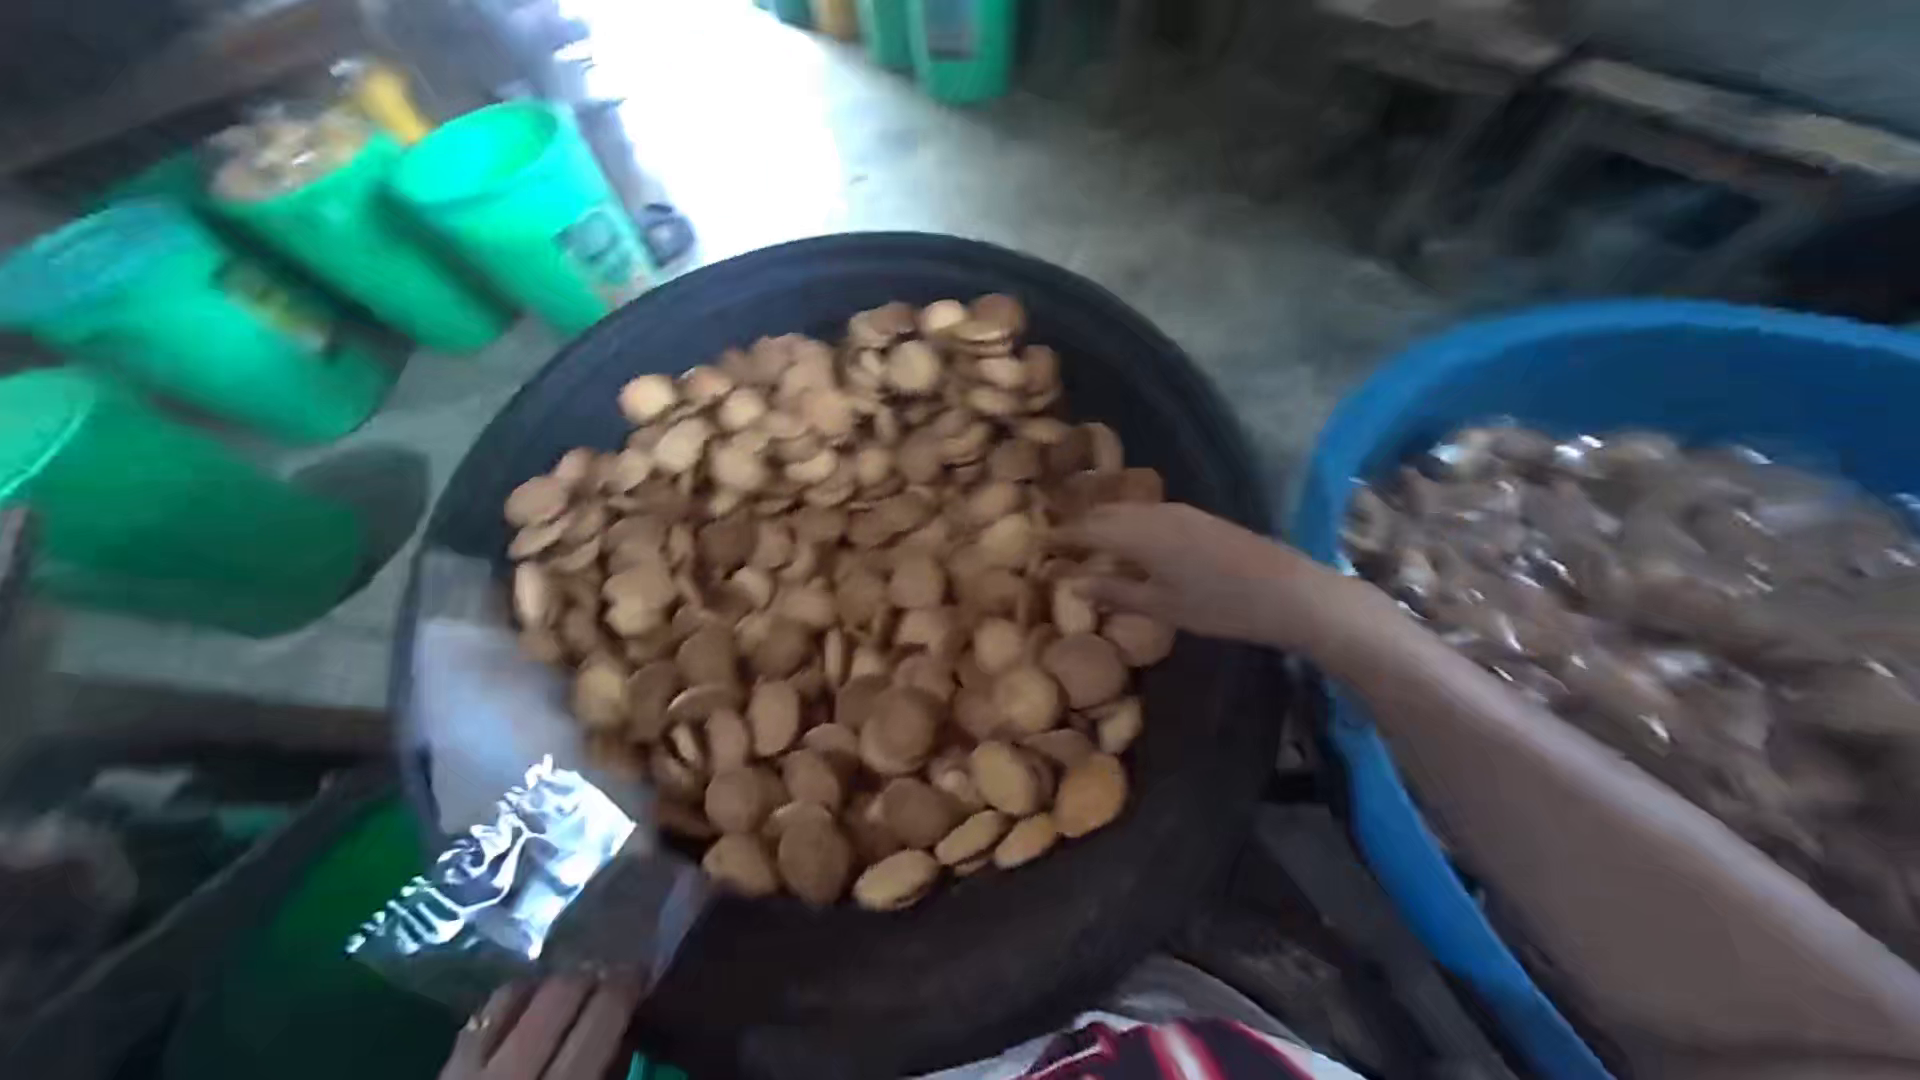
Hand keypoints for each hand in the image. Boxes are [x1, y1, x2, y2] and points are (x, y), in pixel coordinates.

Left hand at [439, 976, 643, 1079]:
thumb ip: (613, 1079)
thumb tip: (630, 1035)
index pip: (605, 1011)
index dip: (631, 983)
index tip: (644, 977)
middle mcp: (514, 1077)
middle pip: (563, 991)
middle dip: (594, 977)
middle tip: (611, 985)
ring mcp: (466, 1079)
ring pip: (516, 995)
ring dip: (550, 987)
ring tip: (569, 998)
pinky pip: (479, 1022)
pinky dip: (510, 1007)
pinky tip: (525, 1018)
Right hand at [1057, 503, 1344, 648]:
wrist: (1288, 591)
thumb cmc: (1219, 606)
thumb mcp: (1161, 607)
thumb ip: (1115, 593)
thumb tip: (1074, 584)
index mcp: (1139, 535)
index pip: (1086, 530)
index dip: (1061, 536)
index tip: (1039, 543)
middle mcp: (1154, 513)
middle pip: (1104, 513)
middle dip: (1078, 525)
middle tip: (1058, 540)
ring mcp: (1178, 511)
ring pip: (1127, 509)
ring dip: (1103, 520)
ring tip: (1086, 540)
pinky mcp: (1196, 516)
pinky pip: (1147, 511)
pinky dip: (1127, 521)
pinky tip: (1128, 539)